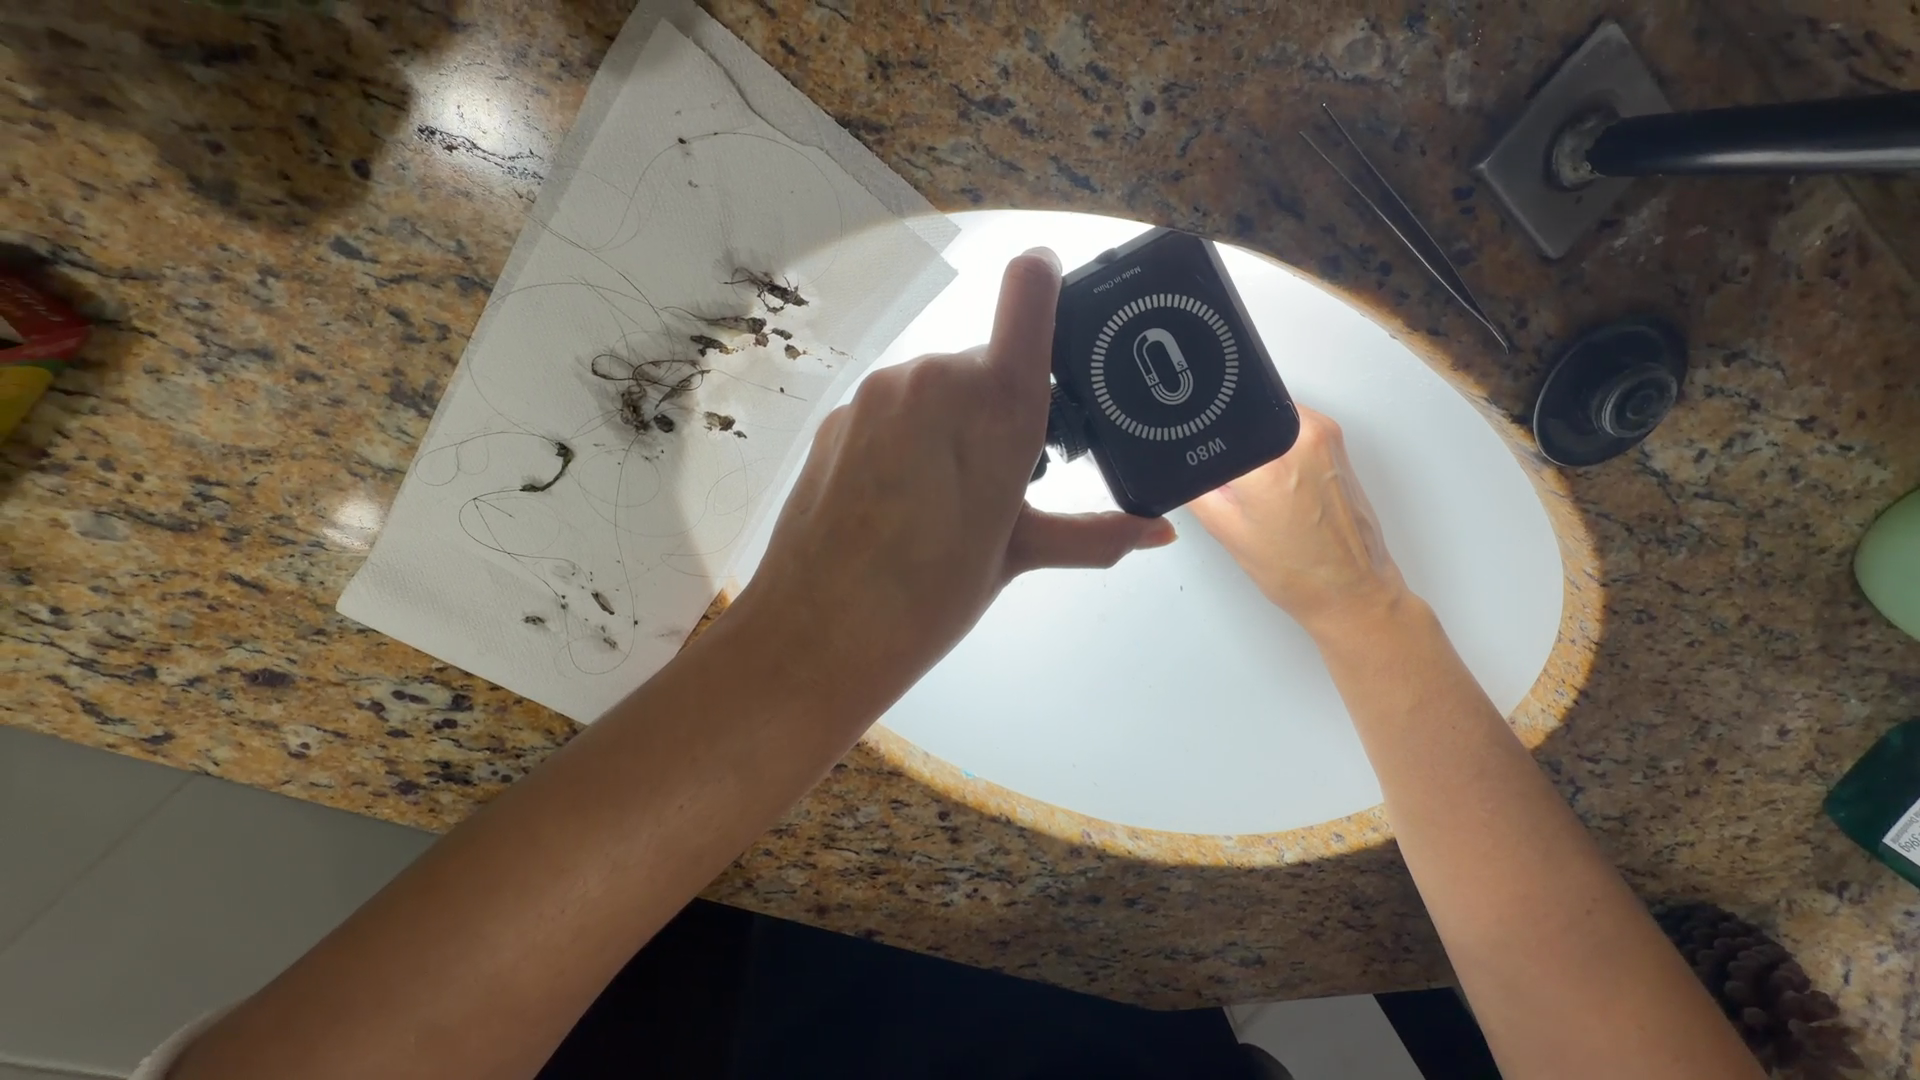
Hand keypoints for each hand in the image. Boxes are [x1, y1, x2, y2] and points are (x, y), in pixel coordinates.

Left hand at [734, 249, 1175, 702]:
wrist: (817, 635)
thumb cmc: (933, 597)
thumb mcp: (1017, 556)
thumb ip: (1093, 534)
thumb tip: (1160, 532)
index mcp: (996, 403)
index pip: (1030, 287)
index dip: (1048, 286)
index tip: (1057, 321)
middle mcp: (934, 378)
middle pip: (985, 363)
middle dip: (1001, 406)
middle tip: (1002, 478)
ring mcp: (877, 394)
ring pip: (936, 388)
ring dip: (952, 424)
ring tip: (943, 501)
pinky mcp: (838, 418)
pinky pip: (892, 411)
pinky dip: (907, 439)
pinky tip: (895, 501)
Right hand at [1189, 405, 1409, 638]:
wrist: (1349, 589)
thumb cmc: (1299, 572)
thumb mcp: (1223, 528)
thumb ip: (1195, 485)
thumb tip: (1183, 461)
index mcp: (1270, 462)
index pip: (1215, 428)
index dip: (1202, 446)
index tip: (1207, 471)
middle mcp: (1303, 438)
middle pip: (1241, 419)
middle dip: (1230, 447)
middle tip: (1237, 488)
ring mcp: (1325, 435)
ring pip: (1264, 421)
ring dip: (1254, 448)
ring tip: (1264, 492)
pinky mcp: (1335, 440)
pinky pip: (1289, 429)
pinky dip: (1277, 451)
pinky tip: (1282, 488)